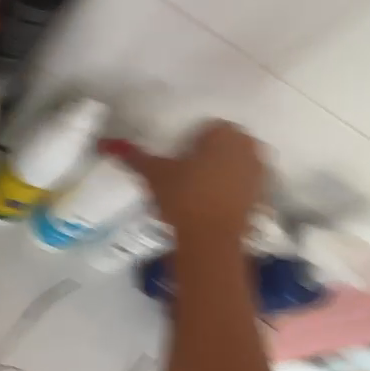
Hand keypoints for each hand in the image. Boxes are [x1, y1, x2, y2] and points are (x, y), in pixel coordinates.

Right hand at [101, 121, 267, 246]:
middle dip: (207, 158)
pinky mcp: (264, 198)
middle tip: (184, 180)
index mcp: (225, 132)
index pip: (204, 130)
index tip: (175, 165)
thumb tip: (104, 143)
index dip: (188, 146)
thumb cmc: (183, 198)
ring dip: (221, 176)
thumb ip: (134, 157)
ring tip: (197, 197)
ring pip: (235, 167)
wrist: (211, 241)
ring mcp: (261, 173)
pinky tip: (211, 211)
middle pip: (223, 147)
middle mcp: (249, 146)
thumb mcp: (154, 175)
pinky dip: (232, 196)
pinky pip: (244, 190)